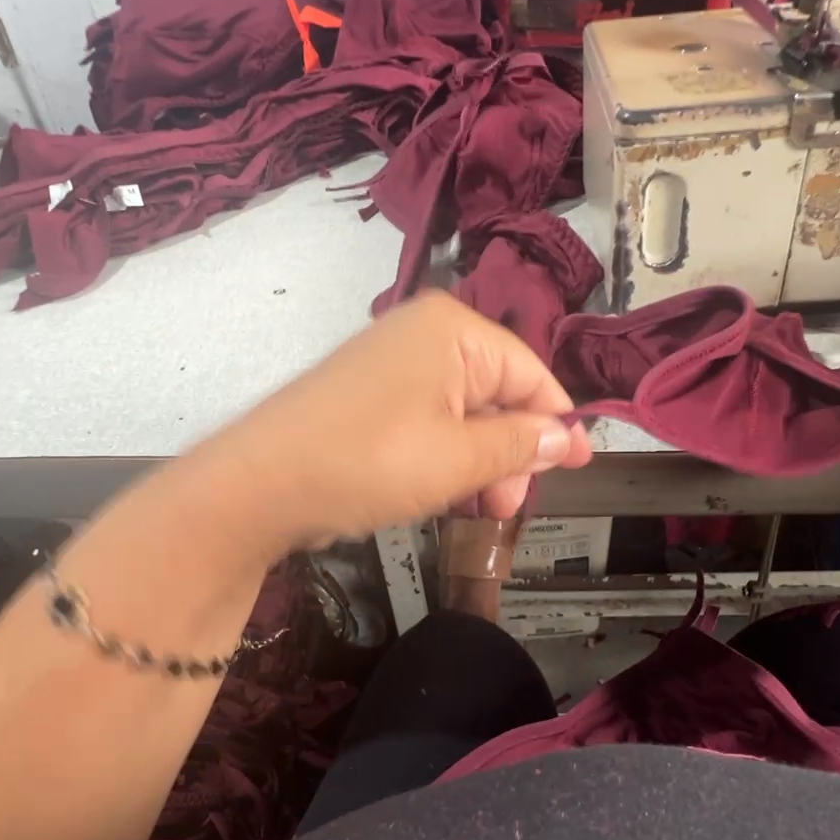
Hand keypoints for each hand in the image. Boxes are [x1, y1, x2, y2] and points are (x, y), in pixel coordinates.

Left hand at [189, 292, 593, 548]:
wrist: (257, 486)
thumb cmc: (366, 463)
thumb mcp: (459, 460)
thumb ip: (521, 445)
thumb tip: (566, 438)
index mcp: (453, 330)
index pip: (531, 374)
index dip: (559, 424)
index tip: (582, 466)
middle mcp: (424, 334)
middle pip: (498, 392)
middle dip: (512, 452)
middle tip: (508, 506)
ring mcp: (391, 362)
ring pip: (464, 412)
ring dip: (481, 462)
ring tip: (475, 509)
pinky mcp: (368, 394)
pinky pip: (429, 419)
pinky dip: (445, 456)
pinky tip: (443, 492)